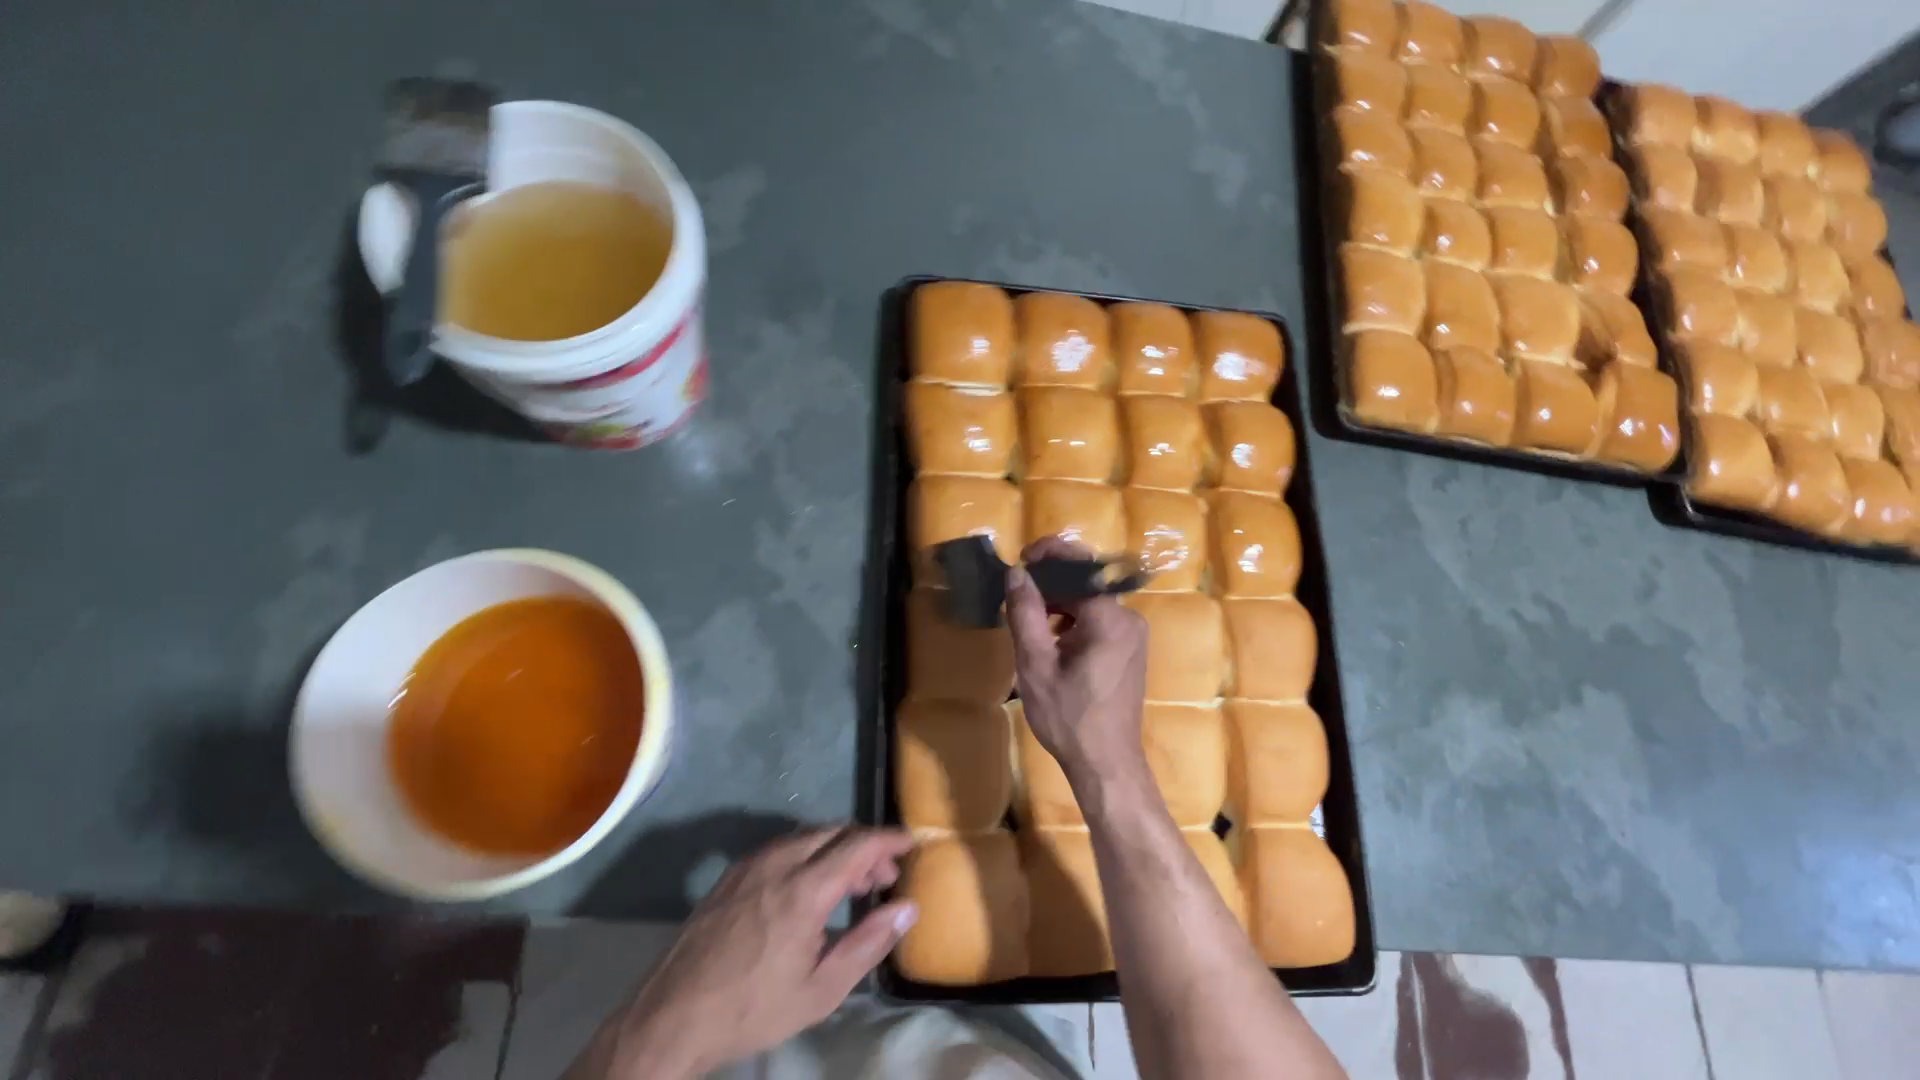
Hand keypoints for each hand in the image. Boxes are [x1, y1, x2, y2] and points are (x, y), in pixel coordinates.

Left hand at [569, 827, 917, 1079]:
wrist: (672, 1015)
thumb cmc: (753, 1008)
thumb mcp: (821, 990)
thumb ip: (868, 944)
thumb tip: (907, 908)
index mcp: (804, 889)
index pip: (859, 844)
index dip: (889, 840)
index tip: (910, 845)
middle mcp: (778, 863)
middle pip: (834, 831)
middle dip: (864, 847)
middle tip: (882, 880)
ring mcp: (750, 864)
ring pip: (807, 836)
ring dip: (836, 849)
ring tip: (850, 886)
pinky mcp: (731, 874)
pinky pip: (782, 847)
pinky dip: (809, 854)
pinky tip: (810, 889)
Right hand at [1005, 536, 1150, 784]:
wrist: (1106, 763)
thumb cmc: (1069, 717)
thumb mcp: (1036, 664)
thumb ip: (1025, 613)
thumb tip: (1016, 573)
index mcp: (1110, 618)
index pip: (1081, 564)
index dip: (1049, 554)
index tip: (1020, 560)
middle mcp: (1128, 618)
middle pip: (1086, 582)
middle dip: (1050, 582)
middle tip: (1017, 594)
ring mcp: (1133, 635)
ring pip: (1090, 601)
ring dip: (1059, 603)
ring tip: (1028, 619)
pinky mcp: (1130, 649)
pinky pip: (1098, 620)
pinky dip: (1073, 620)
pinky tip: (1051, 640)